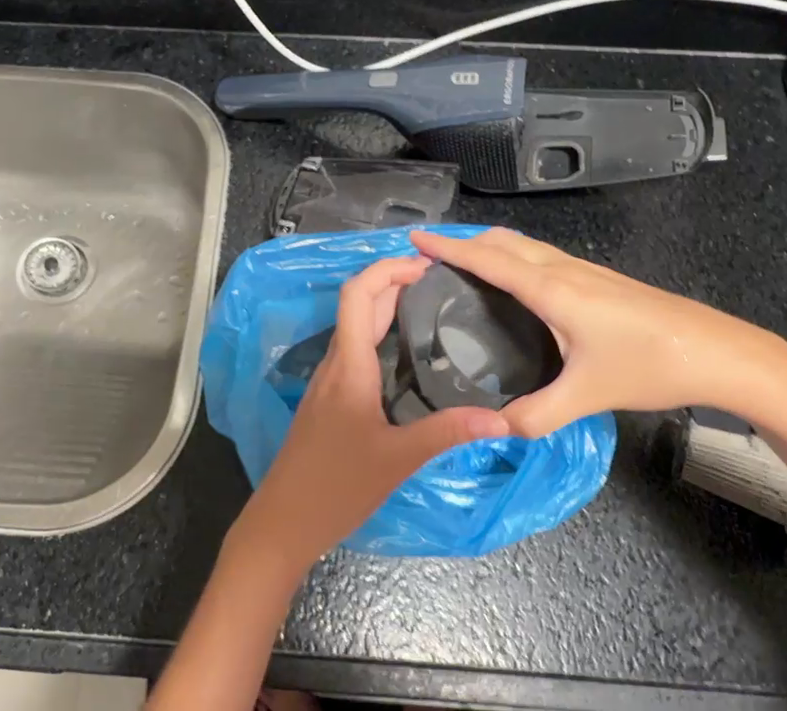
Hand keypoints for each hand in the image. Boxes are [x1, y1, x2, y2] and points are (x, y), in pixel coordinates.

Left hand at [230, 256, 510, 570]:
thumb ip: (447, 433)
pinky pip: (355, 352)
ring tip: (433, 311)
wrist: (284, 521)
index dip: (387, 269)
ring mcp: (328, 383)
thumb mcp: (398, 460)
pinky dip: (380, 338)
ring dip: (386, 309)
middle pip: (358, 305)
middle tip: (442, 283)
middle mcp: (335, 365)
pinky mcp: (329, 401)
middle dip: (395, 283)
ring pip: (356, 329)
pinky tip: (409, 360)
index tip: (427, 265)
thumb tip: (502, 418)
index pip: (358, 295)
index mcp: (349, 366)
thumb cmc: (336, 487)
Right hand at [410, 228, 786, 435]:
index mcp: (552, 290)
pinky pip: (543, 256)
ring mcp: (586, 271)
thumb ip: (536, 415)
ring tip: (466, 263)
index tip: (415, 236)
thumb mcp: (587, 396)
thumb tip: (495, 428)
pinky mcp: (601, 280)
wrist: (718, 353)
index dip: (449, 247)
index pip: (488, 260)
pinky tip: (518, 283)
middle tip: (432, 254)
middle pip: (504, 242)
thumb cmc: (649, 366)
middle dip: (465, 240)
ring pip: (526, 246)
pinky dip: (515, 256)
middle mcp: (564, 270)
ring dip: (491, 246)